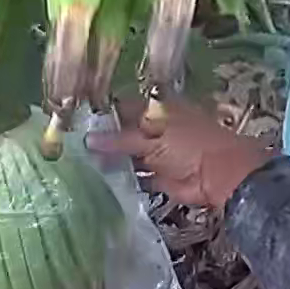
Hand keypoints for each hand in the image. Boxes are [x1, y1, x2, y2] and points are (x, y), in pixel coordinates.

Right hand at [86, 98, 276, 208]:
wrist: (217, 175)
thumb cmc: (189, 146)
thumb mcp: (151, 138)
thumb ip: (119, 140)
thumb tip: (87, 139)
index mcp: (155, 111)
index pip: (123, 108)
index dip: (103, 113)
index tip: (76, 121)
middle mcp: (154, 130)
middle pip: (123, 133)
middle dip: (102, 139)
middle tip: (72, 145)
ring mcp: (155, 154)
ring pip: (127, 155)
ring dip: (110, 161)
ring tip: (80, 163)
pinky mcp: (157, 177)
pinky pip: (134, 176)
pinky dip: (121, 179)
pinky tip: (98, 180)